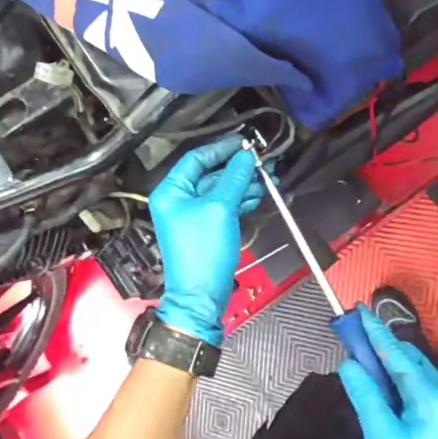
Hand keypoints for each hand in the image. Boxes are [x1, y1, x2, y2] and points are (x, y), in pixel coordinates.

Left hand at [147, 136, 267, 343]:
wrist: (201, 294)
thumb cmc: (202, 254)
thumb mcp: (221, 208)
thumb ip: (234, 178)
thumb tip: (246, 156)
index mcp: (170, 191)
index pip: (196, 158)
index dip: (222, 149)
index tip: (245, 144)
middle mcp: (177, 201)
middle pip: (210, 174)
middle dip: (238, 169)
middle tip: (262, 163)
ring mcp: (191, 216)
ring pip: (220, 190)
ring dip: (243, 185)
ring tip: (267, 180)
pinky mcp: (205, 229)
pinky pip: (223, 206)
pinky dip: (240, 200)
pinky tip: (257, 196)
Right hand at [338, 307, 437, 438]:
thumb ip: (367, 397)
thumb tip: (351, 364)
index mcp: (433, 395)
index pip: (397, 353)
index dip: (374, 331)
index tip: (356, 309)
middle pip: (408, 360)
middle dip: (380, 344)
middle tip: (351, 335)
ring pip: (415, 375)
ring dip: (388, 363)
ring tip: (361, 357)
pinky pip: (419, 390)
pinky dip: (397, 381)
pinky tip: (382, 388)